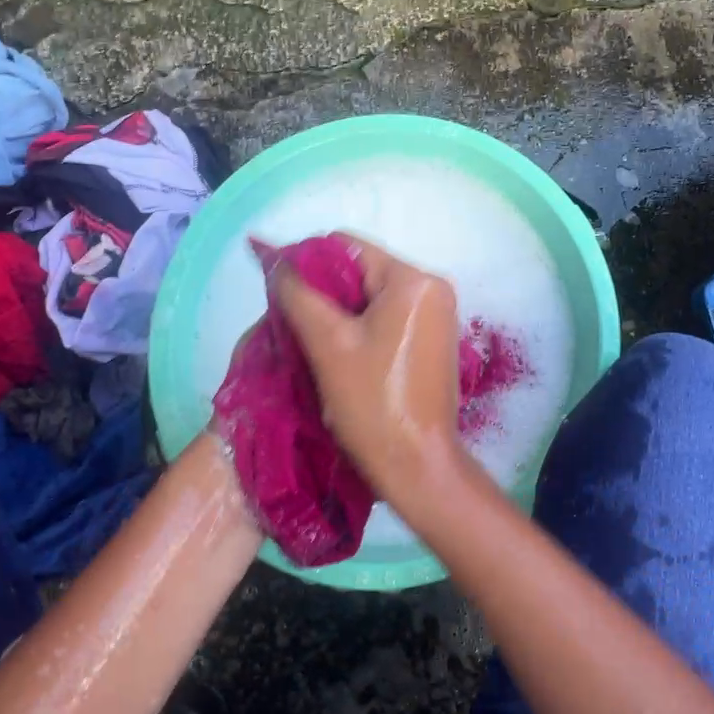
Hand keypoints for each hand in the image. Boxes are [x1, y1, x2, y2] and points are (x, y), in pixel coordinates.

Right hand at [271, 235, 462, 502]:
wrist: (417, 466)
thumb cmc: (372, 403)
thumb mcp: (327, 344)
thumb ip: (298, 294)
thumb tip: (276, 261)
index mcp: (413, 279)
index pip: (348, 247)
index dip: (306, 262)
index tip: (276, 289)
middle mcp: (433, 286)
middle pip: (361, 270)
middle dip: (323, 291)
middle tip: (290, 321)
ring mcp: (437, 313)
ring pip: (372, 295)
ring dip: (338, 311)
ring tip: (311, 340)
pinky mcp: (433, 337)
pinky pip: (387, 316)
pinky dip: (359, 326)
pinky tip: (337, 352)